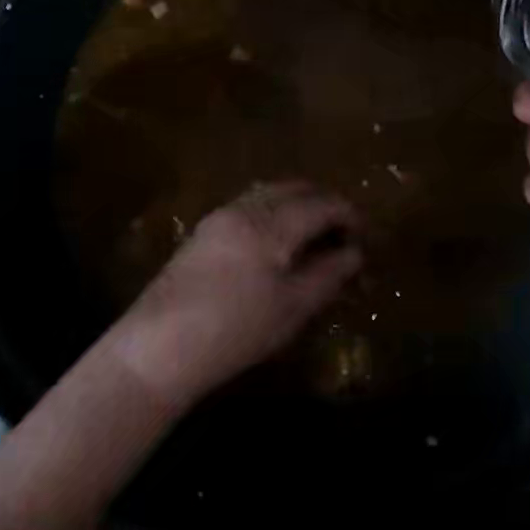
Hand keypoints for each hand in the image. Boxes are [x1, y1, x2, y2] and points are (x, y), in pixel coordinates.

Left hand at [104, 181, 362, 406]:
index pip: (318, 203)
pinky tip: (277, 240)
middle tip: (342, 231)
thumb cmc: (237, 329)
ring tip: (314, 235)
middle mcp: (243, 208)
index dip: (347, 213)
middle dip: (321, 202)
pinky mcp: (203, 230)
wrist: (164, 340)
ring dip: (294, 204)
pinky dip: (271, 211)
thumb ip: (326, 275)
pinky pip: (247, 205)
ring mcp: (219, 216)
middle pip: (291, 189)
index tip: (364, 234)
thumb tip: (353, 253)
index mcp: (269, 223)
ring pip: (266, 193)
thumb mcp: (292, 308)